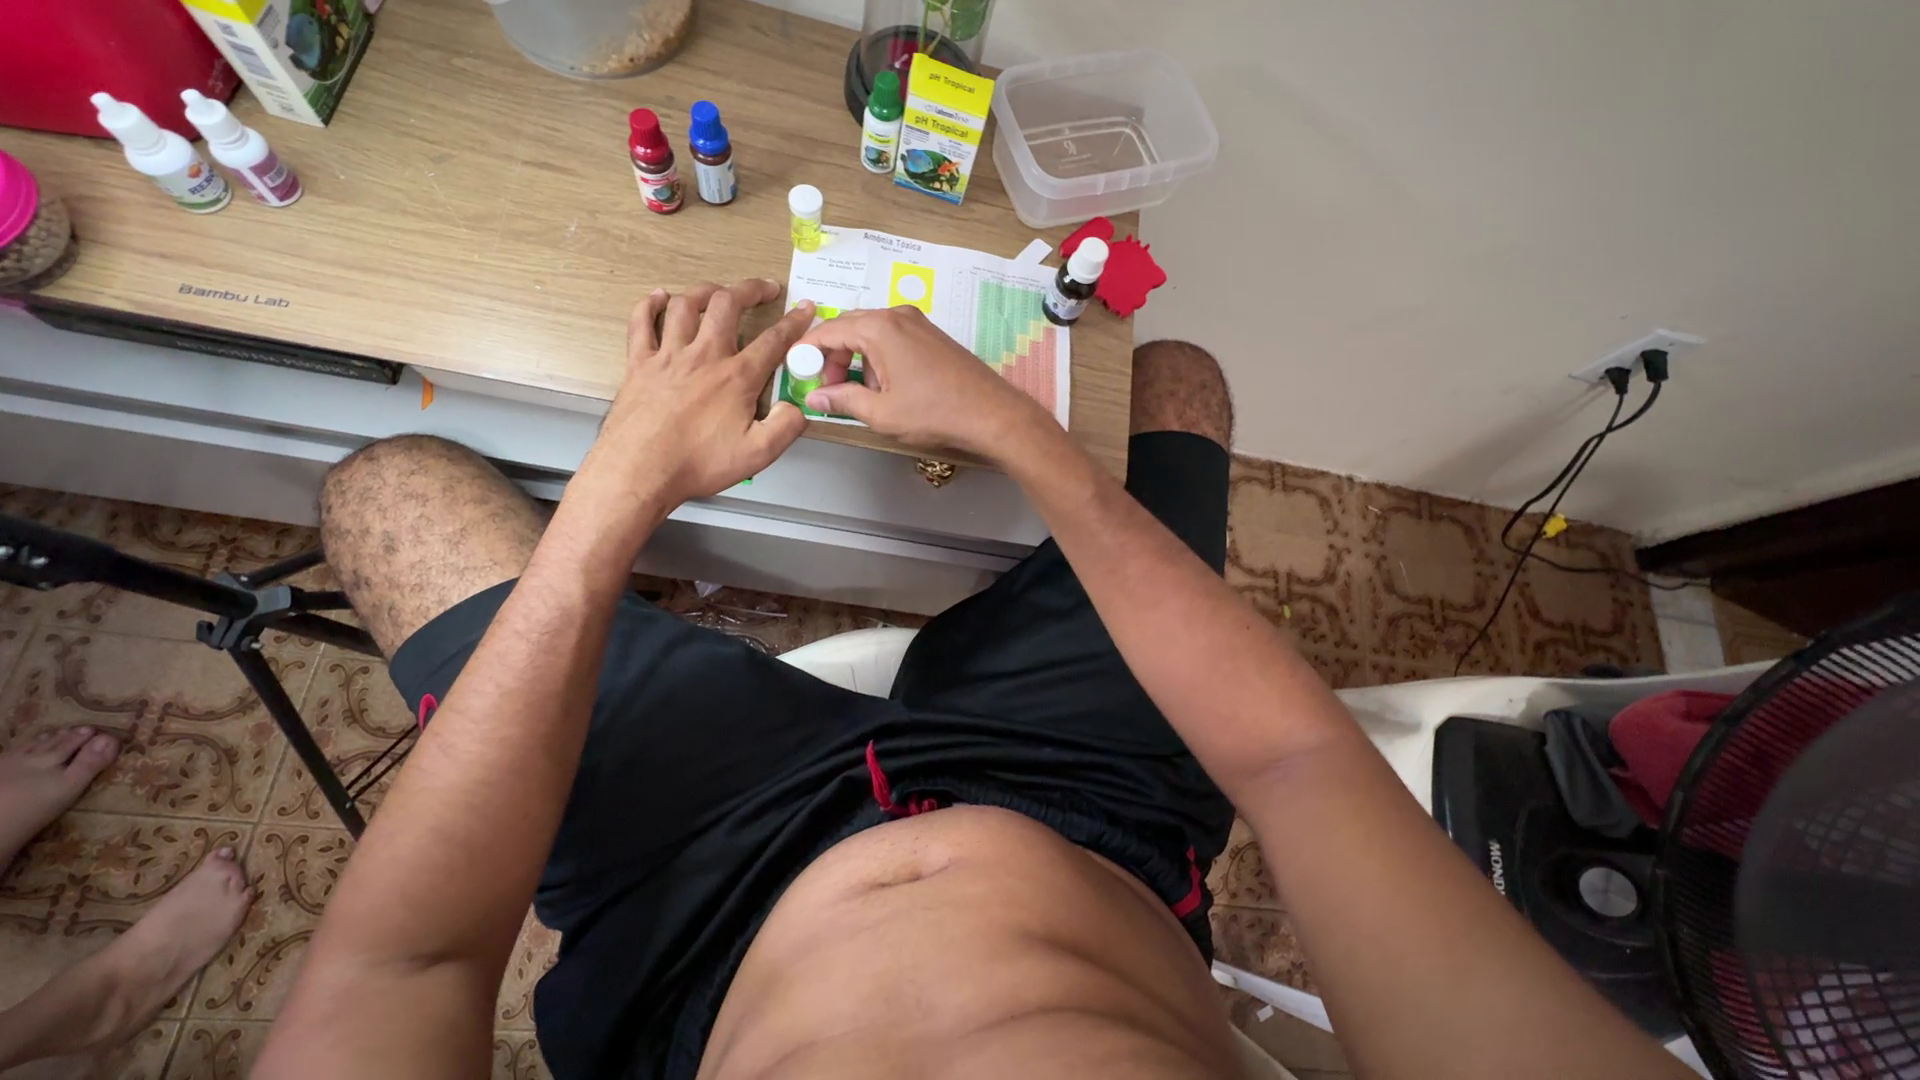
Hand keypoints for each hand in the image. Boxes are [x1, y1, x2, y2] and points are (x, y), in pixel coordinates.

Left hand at [572, 280, 812, 532]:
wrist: (640, 470)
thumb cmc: (698, 463)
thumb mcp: (758, 454)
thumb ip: (786, 427)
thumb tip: (798, 407)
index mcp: (736, 377)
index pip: (774, 340)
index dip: (794, 322)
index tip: (804, 309)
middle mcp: (704, 356)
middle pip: (727, 305)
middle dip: (749, 290)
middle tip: (763, 288)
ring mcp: (668, 356)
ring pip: (685, 305)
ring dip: (705, 291)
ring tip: (717, 290)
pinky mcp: (639, 365)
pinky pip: (641, 323)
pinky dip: (649, 305)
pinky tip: (657, 297)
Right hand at [797, 306, 1052, 457]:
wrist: (991, 413)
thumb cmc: (934, 412)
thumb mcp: (880, 412)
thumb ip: (842, 400)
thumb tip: (815, 397)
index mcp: (879, 328)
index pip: (828, 330)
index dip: (808, 351)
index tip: (798, 371)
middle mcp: (896, 315)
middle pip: (849, 328)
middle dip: (833, 357)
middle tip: (829, 389)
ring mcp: (917, 321)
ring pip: (871, 334)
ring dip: (857, 360)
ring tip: (861, 395)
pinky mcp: (931, 334)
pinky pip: (892, 338)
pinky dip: (879, 358)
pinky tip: (887, 387)